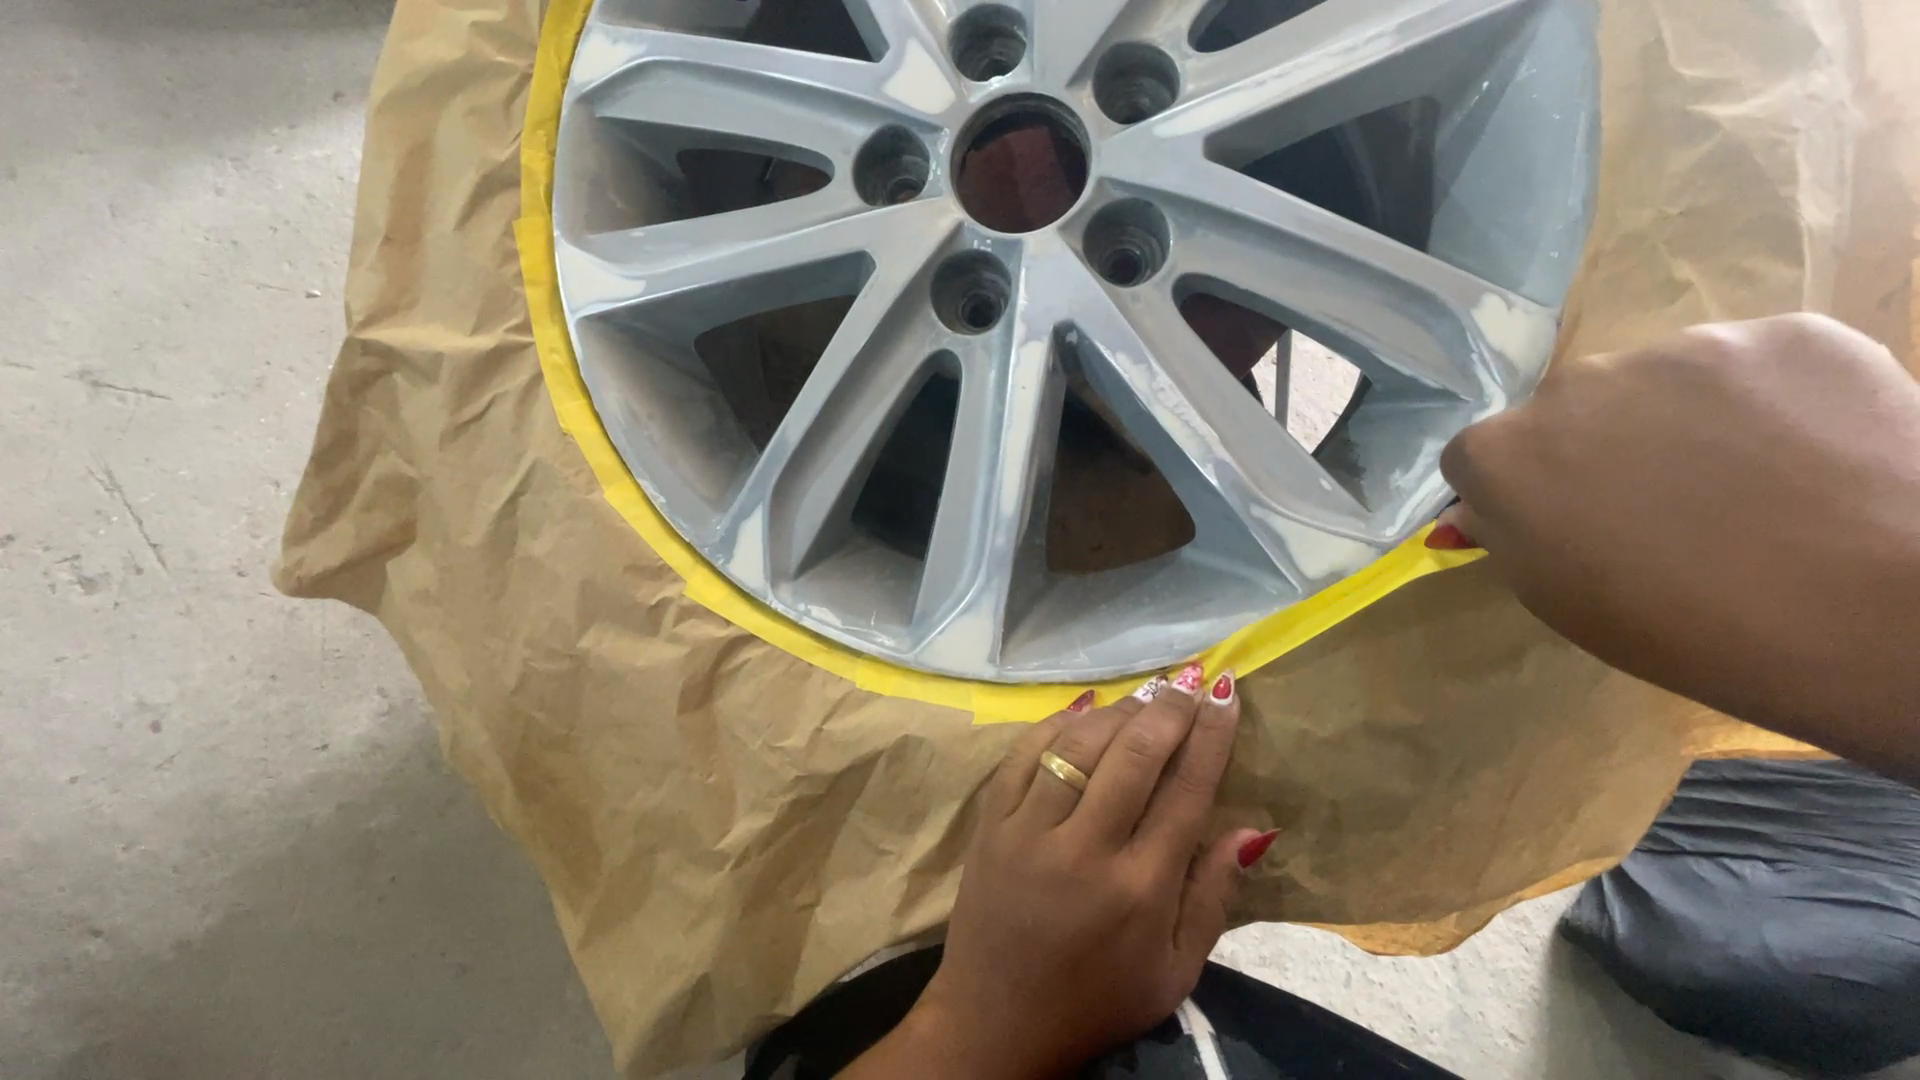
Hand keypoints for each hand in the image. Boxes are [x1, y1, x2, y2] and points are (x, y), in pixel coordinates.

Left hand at [842, 666, 1272, 1078]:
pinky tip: (1082, 707)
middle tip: (1189, 681)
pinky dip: (1053, 723)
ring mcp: (1028, 832)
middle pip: (1133, 756)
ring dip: (1117, 710)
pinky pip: (1022, 756)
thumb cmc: (1098, 999)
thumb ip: (1214, 896)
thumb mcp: (1176, 971)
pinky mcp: (990, 824)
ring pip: (1077, 746)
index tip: (1226, 695)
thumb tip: (1252, 828)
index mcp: (1140, 889)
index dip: (1211, 736)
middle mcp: (1084, 850)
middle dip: (1168, 710)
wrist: (996, 1020)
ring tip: (1147, 692)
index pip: (1186, 791)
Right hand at [1435, 314, 1919, 778]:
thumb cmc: (1681, 626)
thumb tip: (1485, 503)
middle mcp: (1570, 383)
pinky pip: (1752, 365)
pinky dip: (1767, 401)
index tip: (1563, 524)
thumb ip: (1506, 531)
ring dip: (1679, 419)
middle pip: (1569, 411)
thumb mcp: (1553, 595)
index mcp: (1499, 451)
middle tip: (1660, 507)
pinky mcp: (1787, 332)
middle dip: (1596, 446)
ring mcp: (1679, 350)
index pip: (1481, 456)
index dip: (1520, 491)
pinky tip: (1808, 455)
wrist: (1875, 612)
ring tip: (1748, 483)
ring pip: (1660, 382)